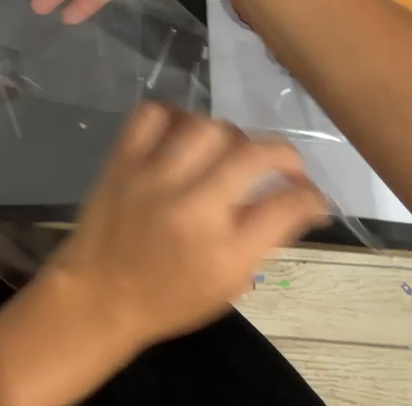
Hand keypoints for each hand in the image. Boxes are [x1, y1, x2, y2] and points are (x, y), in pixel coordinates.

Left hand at [40, 103, 330, 344]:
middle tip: (277, 163)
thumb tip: (294, 200)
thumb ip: (261, 238)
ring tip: (228, 150)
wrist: (99, 293)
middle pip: (250, 154)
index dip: (311, 194)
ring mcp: (153, 177)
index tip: (311, 193)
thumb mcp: (229, 284)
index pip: (288, 205)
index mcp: (227, 252)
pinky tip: (182, 132)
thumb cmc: (169, 297)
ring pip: (205, 126)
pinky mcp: (122, 160)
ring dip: (228, 133)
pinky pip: (151, 115)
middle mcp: (193, 207)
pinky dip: (174, 114)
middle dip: (281, 153)